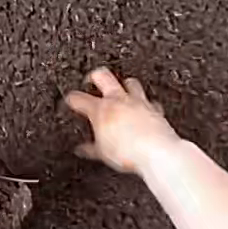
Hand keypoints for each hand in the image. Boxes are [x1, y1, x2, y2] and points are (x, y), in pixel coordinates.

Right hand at [62, 67, 180, 174]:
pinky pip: (149, 101)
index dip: (71, 98)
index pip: (78, 98)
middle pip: (103, 76)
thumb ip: (90, 149)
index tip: (71, 99)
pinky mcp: (155, 109)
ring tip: (121, 89)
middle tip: (91, 80)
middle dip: (94, 75)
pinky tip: (144, 108)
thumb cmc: (128, 152)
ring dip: (124, 84)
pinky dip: (146, 103)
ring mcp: (138, 102)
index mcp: (100, 109)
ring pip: (130, 82)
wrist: (157, 152)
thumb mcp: (102, 153)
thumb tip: (82, 149)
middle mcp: (119, 100)